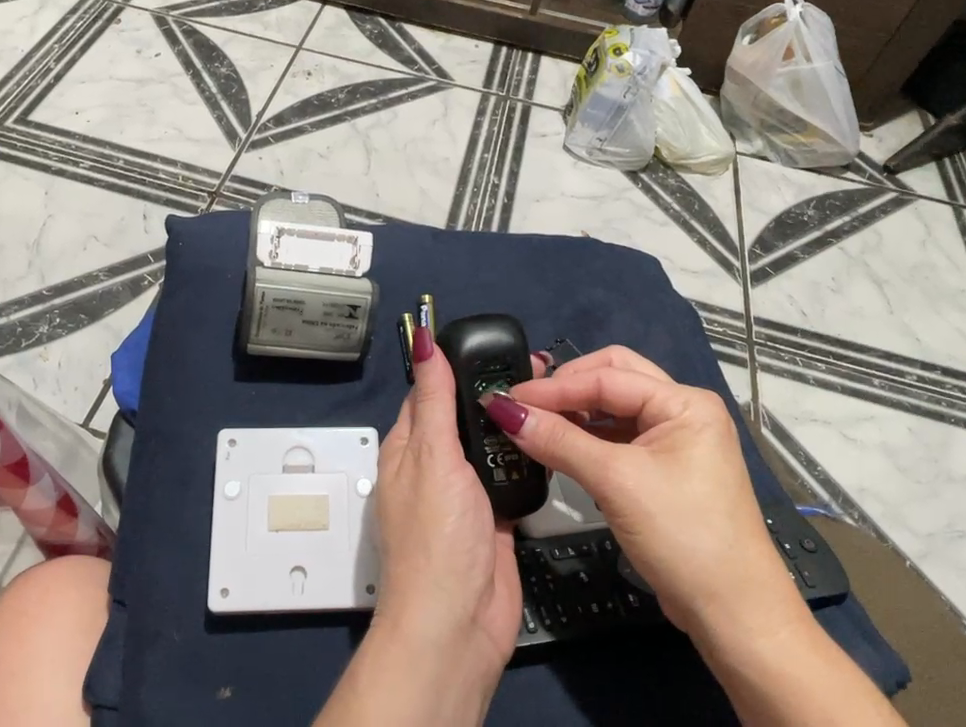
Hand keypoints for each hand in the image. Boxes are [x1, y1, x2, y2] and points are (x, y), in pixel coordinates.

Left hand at [371, 323, 522, 692]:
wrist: (458, 625)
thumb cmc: (437, 536)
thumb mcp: (432, 457)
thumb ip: (433, 400)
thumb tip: (422, 341)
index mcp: (407, 448)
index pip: (429, 391)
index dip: (457, 365)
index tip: (496, 343)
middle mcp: (434, 467)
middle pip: (465, 417)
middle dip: (496, 393)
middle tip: (544, 367)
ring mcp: (466, 495)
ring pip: (492, 446)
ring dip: (516, 424)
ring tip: (558, 394)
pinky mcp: (495, 519)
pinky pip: (512, 478)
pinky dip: (529, 461)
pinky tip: (556, 439)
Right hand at [488, 346, 805, 645]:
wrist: (733, 613)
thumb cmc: (682, 537)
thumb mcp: (616, 483)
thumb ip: (558, 442)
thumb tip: (503, 411)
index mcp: (684, 403)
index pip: (606, 378)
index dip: (553, 387)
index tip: (506, 399)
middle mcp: (682, 412)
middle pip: (613, 379)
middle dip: (567, 389)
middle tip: (524, 405)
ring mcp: (675, 443)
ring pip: (613, 410)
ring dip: (574, 414)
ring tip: (532, 426)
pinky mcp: (663, 472)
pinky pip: (616, 439)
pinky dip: (585, 439)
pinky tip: (557, 450)